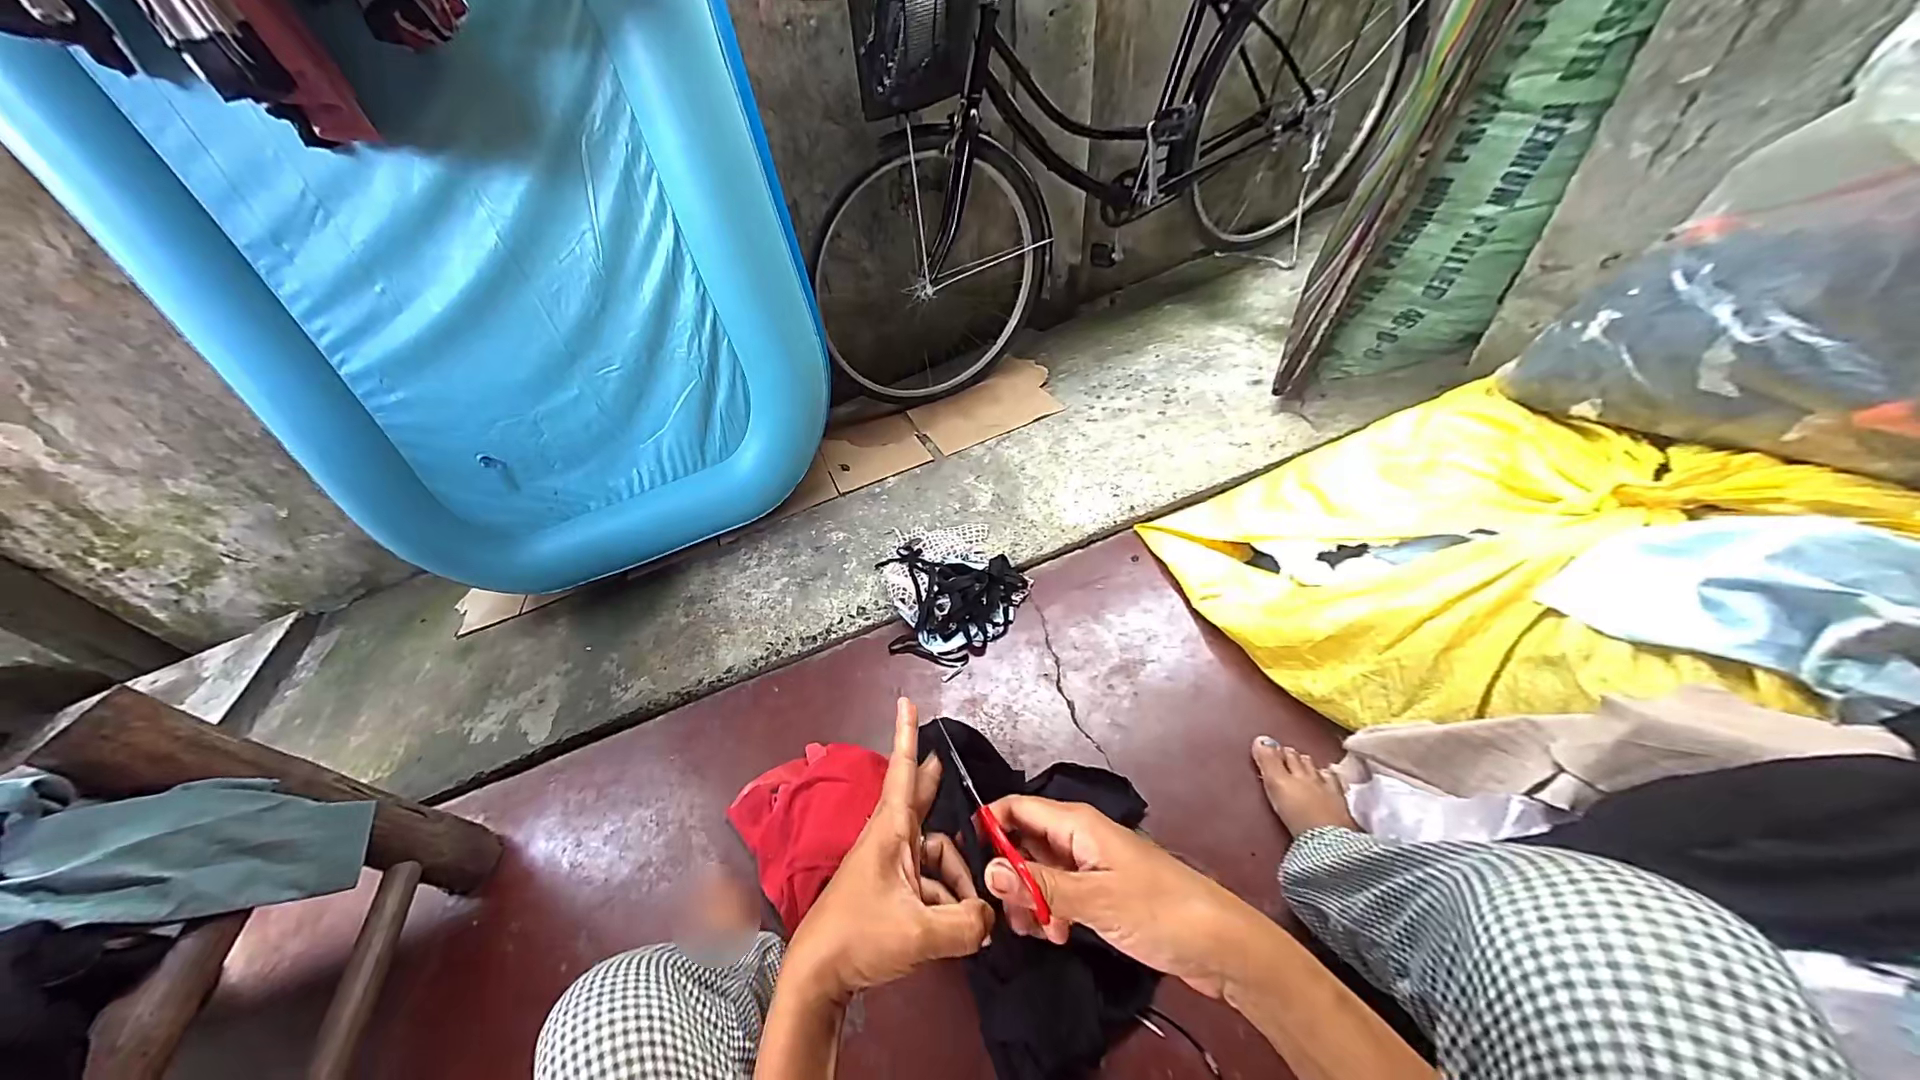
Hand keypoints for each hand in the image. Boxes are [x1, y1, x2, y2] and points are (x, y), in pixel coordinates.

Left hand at [780, 698, 995, 1003]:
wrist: (818, 977)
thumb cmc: (860, 938)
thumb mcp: (920, 934)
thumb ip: (967, 924)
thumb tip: (989, 916)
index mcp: (890, 831)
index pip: (903, 771)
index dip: (907, 735)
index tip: (905, 701)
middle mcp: (891, 839)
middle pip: (924, 804)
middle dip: (936, 785)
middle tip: (946, 761)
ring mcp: (891, 865)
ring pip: (938, 857)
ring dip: (956, 884)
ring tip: (965, 921)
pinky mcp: (892, 890)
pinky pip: (931, 882)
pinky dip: (947, 901)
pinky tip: (959, 929)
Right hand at [981, 795, 1269, 998]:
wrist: (1220, 944)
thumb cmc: (1160, 910)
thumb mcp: (1094, 899)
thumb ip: (1039, 885)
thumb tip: (988, 869)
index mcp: (1077, 823)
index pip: (1017, 808)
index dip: (989, 827)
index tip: (970, 861)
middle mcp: (1079, 837)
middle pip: (1025, 841)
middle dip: (1010, 873)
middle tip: (1011, 911)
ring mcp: (1090, 864)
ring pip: (1040, 870)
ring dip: (1031, 898)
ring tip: (1040, 929)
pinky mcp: (1101, 890)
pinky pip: (1060, 891)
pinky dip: (1051, 910)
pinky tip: (1059, 934)